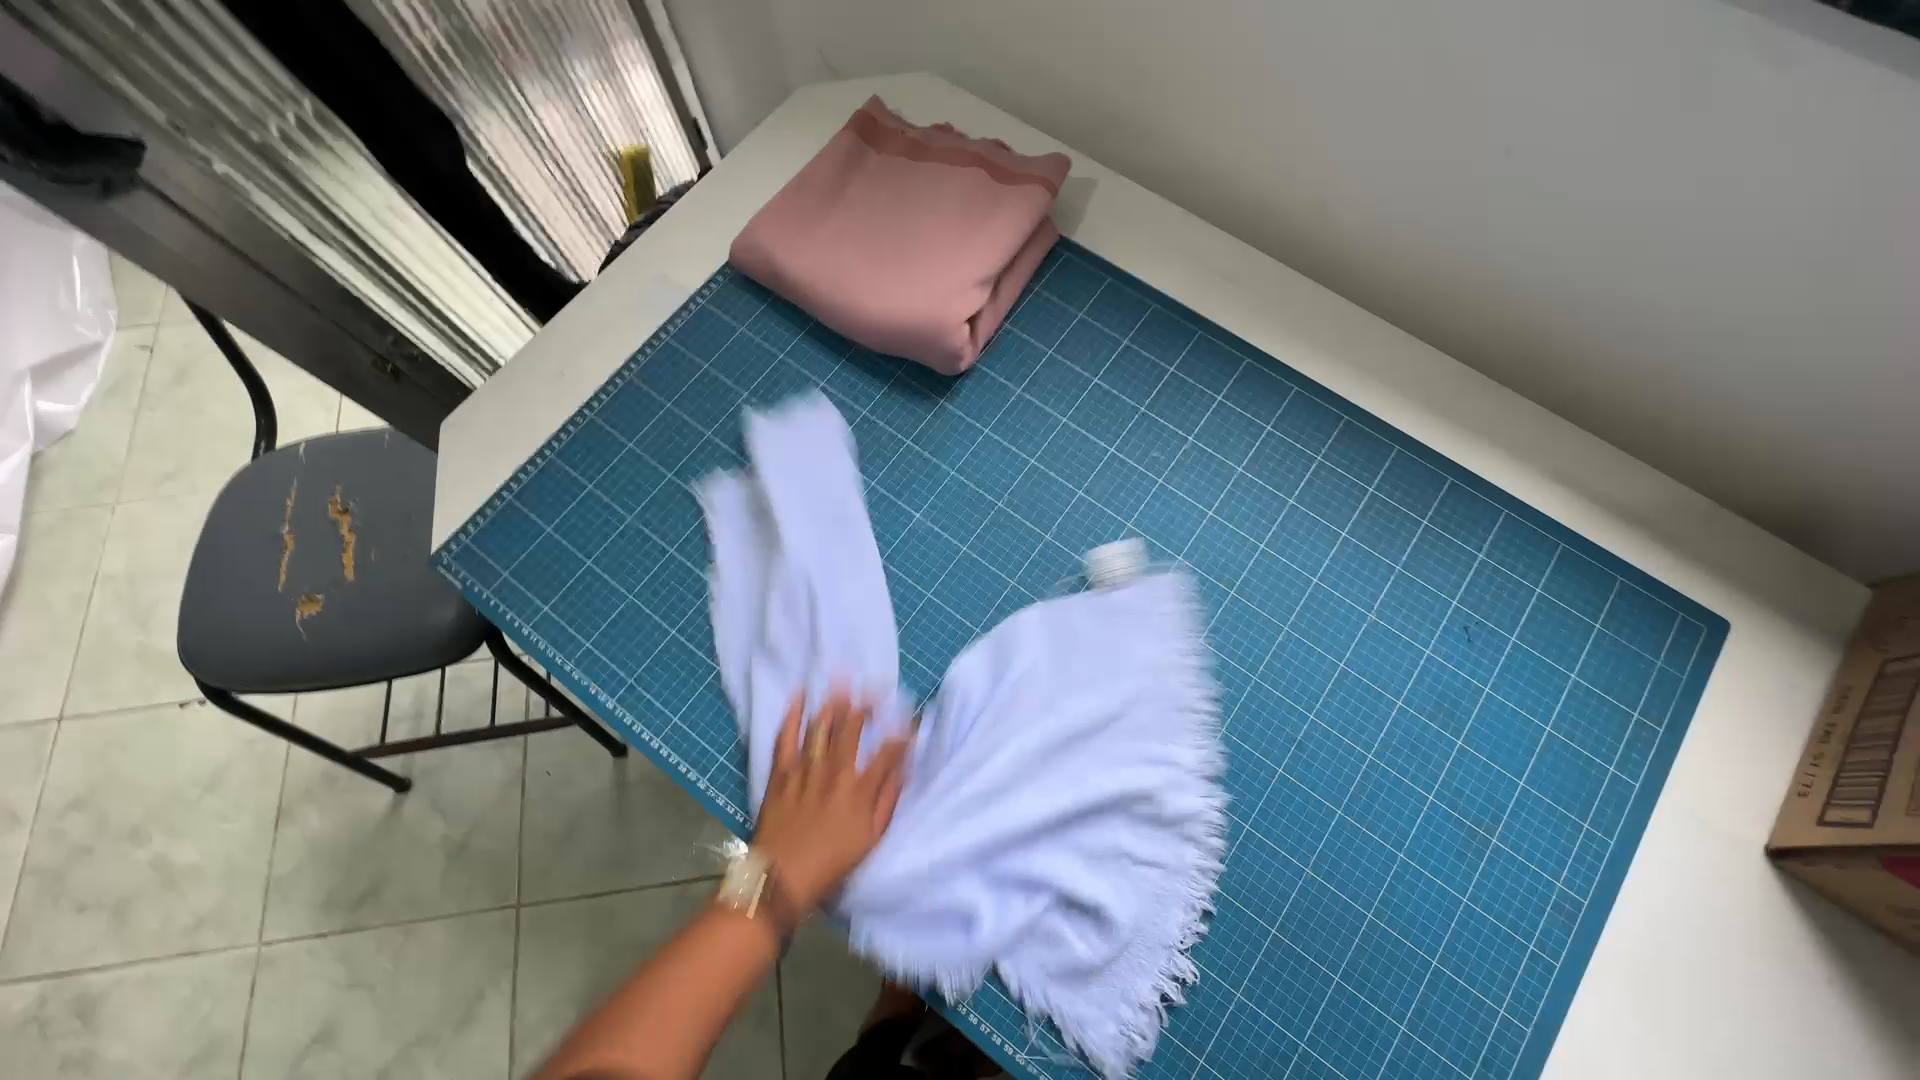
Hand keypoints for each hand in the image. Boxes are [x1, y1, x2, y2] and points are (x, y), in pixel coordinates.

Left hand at [751, 690, 908, 912]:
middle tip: (873, 688)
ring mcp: (806, 769)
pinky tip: (800, 697)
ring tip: (843, 682)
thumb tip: (903, 769)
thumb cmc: (833, 863)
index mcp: (862, 789)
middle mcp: (836, 771)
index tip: (910, 719)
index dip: (902, 733)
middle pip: (853, 728)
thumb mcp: (872, 838)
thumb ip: (888, 800)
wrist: (783, 877)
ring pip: (822, 726)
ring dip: (834, 702)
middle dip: (866, 705)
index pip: (889, 751)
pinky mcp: (782, 772)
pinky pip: (787, 736)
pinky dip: (793, 714)